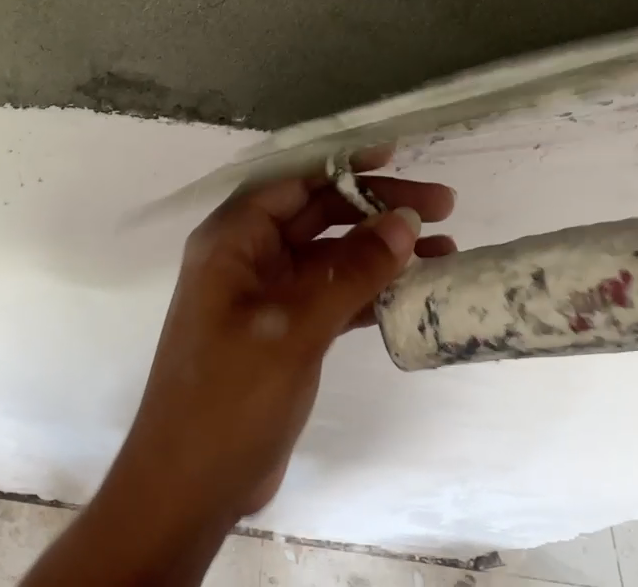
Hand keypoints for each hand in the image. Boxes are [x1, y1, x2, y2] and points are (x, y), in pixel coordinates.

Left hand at [22, 149, 455, 586]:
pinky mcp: (286, 331)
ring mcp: (267, 296)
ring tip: (446, 248)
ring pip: (331, 255)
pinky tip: (415, 289)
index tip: (396, 153)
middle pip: (318, 214)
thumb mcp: (293, 328)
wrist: (191, 483)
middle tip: (443, 206)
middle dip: (376, 207)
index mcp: (232, 240)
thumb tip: (404, 220)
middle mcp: (247, 257)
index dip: (343, 163)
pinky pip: (334, 295)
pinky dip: (372, 289)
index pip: (293, 181)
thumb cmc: (230, 395)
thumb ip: (350, 272)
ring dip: (382, 250)